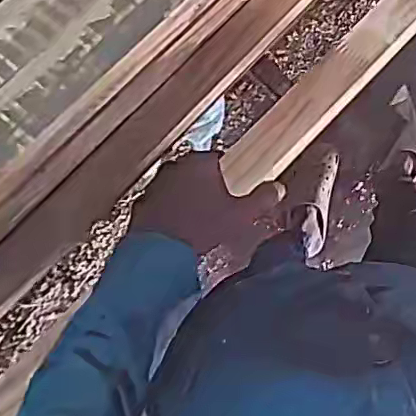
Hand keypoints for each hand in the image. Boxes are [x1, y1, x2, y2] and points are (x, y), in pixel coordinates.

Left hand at [129, 152, 283, 254]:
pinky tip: (178, 231)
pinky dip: (167, 215)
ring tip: (197, 220)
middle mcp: (173, 168)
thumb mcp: (242, 215)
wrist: (159, 258)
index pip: (218, 157)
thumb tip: (277, 189)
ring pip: (174, 188)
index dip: (228, 173)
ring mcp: (153, 188)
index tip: (233, 187)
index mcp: (199, 163)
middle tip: (217, 204)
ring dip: (184, 199)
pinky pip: (158, 207)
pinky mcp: (139, 209)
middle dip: (204, 184)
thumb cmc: (203, 229)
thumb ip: (262, 198)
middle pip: (194, 171)